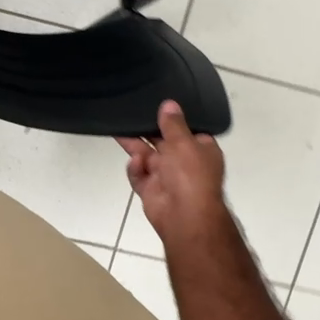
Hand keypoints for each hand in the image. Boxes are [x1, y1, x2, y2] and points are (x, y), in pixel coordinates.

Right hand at [115, 101, 230, 246]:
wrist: (184, 215)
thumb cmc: (191, 175)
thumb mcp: (184, 142)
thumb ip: (173, 123)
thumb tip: (169, 104)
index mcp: (200, 150)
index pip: (186, 130)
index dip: (172, 119)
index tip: (156, 104)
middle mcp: (184, 162)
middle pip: (162, 141)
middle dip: (147, 130)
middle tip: (129, 113)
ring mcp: (166, 176)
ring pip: (146, 155)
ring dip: (135, 145)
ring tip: (118, 129)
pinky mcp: (150, 189)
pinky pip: (139, 174)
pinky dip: (136, 169)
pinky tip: (136, 163)